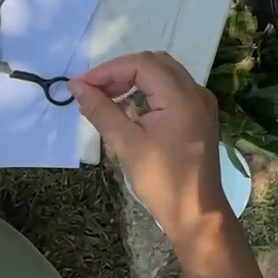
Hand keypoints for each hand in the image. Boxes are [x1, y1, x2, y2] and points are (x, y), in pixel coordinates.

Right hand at [70, 51, 229, 241]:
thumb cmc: (162, 180)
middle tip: (93, 90)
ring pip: (163, 75)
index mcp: (181, 97)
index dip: (108, 70)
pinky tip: (128, 107)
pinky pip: (171, 90)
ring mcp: (200, 104)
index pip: (141, 65)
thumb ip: (102, 110)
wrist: (196, 213)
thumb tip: (76, 88)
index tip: (81, 86)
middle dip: (120, 72)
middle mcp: (196, 92)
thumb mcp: (127, 144)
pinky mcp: (198, 116)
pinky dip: (147, 91)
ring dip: (133, 80)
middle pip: (154, 63)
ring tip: (106, 98)